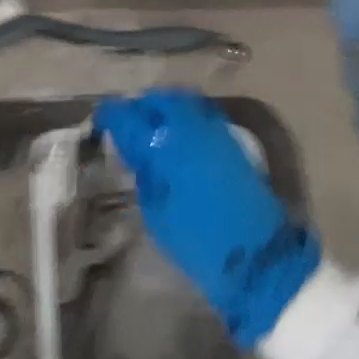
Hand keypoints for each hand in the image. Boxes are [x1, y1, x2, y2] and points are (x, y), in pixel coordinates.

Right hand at [95, 88, 320, 347]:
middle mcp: (191, 128)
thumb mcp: (156, 212)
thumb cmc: (198, 242)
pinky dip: (185, 118)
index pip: (129, 118)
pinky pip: (202, 114)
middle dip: (140, 107)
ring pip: (183, 102)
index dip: (111, 116)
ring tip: (152, 128)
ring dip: (164, 109)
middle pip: (159, 100)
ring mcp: (216, 130)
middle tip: (129, 123)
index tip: (101, 122)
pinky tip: (177, 137)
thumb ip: (145, 174)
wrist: (257, 258)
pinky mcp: (233, 140)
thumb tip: (137, 153)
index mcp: (166, 146)